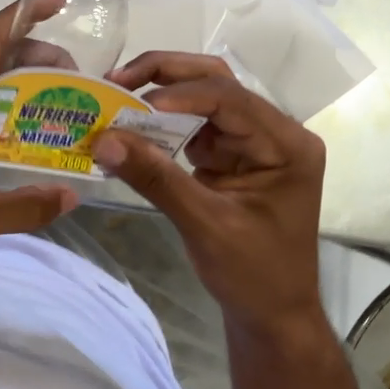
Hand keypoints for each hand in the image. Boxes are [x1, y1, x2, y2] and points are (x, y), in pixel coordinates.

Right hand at [94, 52, 325, 330]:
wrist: (272, 314)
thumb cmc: (253, 273)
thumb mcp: (204, 225)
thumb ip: (156, 178)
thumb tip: (103, 139)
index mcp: (286, 144)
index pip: (228, 98)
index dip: (177, 95)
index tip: (127, 103)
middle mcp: (273, 133)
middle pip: (217, 83)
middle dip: (166, 75)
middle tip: (115, 78)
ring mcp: (250, 145)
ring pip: (202, 100)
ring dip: (158, 95)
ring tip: (114, 95)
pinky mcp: (229, 159)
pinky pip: (191, 129)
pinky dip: (158, 125)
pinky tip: (127, 128)